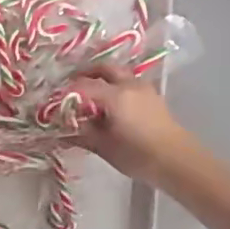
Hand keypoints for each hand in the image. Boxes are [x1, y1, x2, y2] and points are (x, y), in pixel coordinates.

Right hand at [68, 63, 192, 182]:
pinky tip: (107, 106)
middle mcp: (129, 85)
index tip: (54, 104)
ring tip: (88, 98)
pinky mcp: (152, 97)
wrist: (175, 159)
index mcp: (115, 95)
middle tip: (71, 89)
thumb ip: (82, 133)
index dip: (66, 94)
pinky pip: (128, 84)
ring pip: (118, 75)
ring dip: (102, 80)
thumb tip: (61, 130)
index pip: (83, 86)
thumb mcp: (103, 146)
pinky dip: (114, 88)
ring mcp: (143, 89)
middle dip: (85, 75)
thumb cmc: (136, 154)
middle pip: (104, 69)